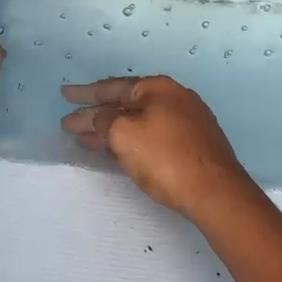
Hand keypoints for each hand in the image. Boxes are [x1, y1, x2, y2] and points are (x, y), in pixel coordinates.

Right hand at [61, 76, 251, 218]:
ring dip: (111, 132)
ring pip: (138, 123)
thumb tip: (100, 117)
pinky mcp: (193, 148)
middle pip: (125, 105)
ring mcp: (187, 124)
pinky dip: (130, 143)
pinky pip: (151, 138)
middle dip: (96, 115)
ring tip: (85, 141)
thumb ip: (104, 120)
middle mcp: (174, 99)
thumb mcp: (124, 134)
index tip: (64, 95)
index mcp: (157, 88)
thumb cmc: (166, 158)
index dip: (85, 93)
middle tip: (69, 123)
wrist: (217, 194)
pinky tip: (115, 153)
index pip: (112, 87)